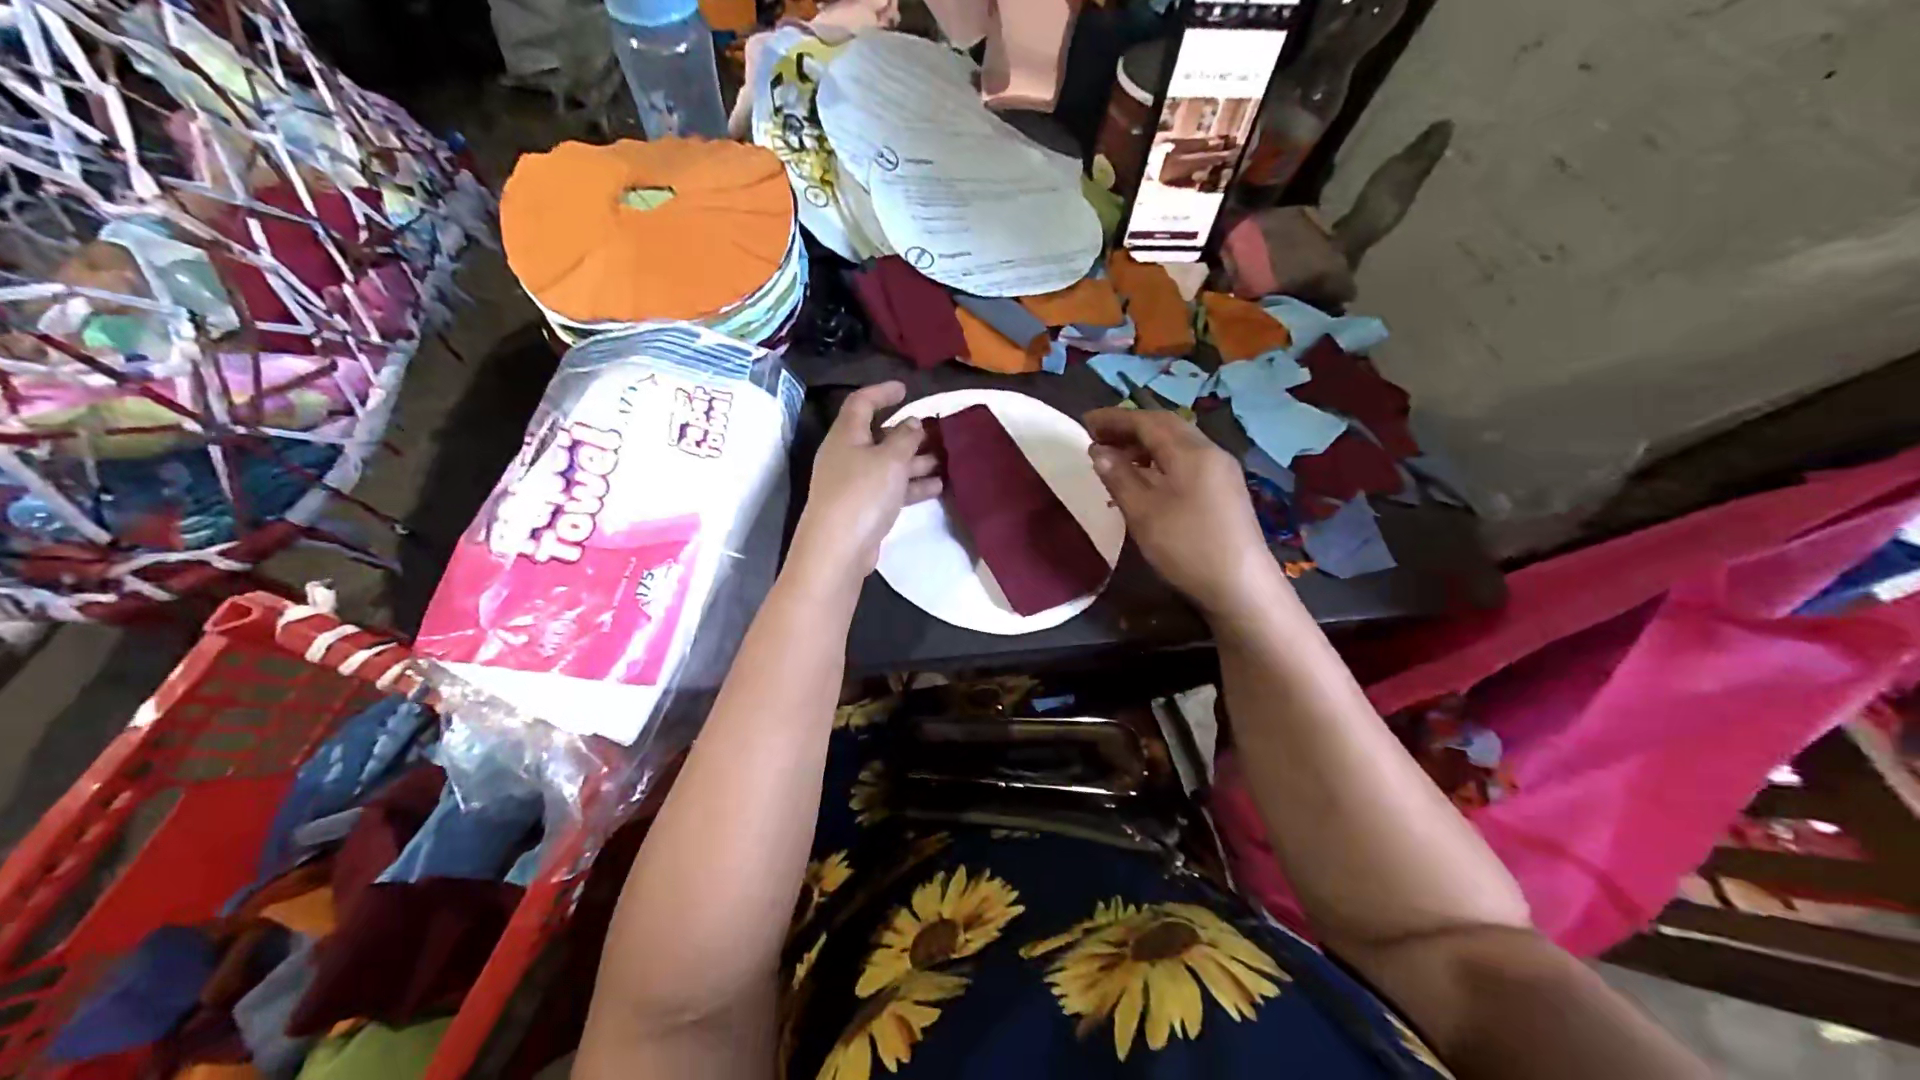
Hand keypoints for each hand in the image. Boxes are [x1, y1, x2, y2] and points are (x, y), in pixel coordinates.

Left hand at [789, 382, 940, 584]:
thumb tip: (912, 423)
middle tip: (935, 432)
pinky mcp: (862, 508)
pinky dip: (911, 485)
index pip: (861, 403)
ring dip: (914, 461)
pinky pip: (890, 488)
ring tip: (944, 461)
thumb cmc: (863, 494)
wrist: (838, 548)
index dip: (882, 392)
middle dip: (907, 433)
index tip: (905, 390)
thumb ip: (905, 438)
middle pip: (878, 436)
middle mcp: (846, 455)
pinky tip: (936, 487)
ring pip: (887, 464)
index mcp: (846, 435)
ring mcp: (853, 483)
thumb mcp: (890, 460)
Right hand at [1084, 407, 1281, 617]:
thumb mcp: (1143, 512)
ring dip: (1144, 445)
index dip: (1114, 419)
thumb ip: (1119, 477)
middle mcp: (1210, 452)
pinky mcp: (1224, 491)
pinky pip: (1186, 462)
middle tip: (1098, 437)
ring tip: (1115, 460)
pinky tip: (1144, 481)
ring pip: (1178, 445)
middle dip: (1130, 428)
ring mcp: (1221, 472)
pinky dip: (1160, 462)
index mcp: (1191, 452)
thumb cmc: (1186, 546)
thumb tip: (1099, 451)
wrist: (1240, 586)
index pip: (1147, 421)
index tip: (1085, 422)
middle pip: (1166, 427)